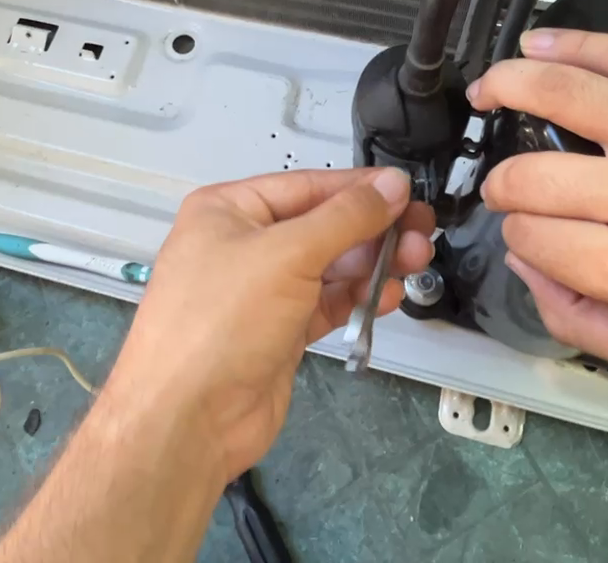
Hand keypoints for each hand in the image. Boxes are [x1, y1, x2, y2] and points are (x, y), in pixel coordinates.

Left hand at [104, 168, 433, 481]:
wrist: (185, 423)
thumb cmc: (222, 320)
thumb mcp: (287, 254)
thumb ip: (346, 217)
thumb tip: (394, 184)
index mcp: (229, 210)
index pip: (307, 187)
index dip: (360, 188)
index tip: (407, 191)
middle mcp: (244, 244)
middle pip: (322, 225)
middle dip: (372, 229)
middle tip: (421, 233)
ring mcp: (261, 290)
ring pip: (329, 265)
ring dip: (371, 263)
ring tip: (414, 261)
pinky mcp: (279, 330)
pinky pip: (326, 302)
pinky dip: (357, 297)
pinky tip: (388, 294)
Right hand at [469, 28, 607, 392]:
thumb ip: (576, 319)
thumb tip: (523, 259)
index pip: (527, 234)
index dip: (518, 236)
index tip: (535, 234)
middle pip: (528, 174)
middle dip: (504, 181)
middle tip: (510, 181)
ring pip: (560, 91)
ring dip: (507, 86)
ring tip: (488, 87)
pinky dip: (571, 45)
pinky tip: (538, 43)